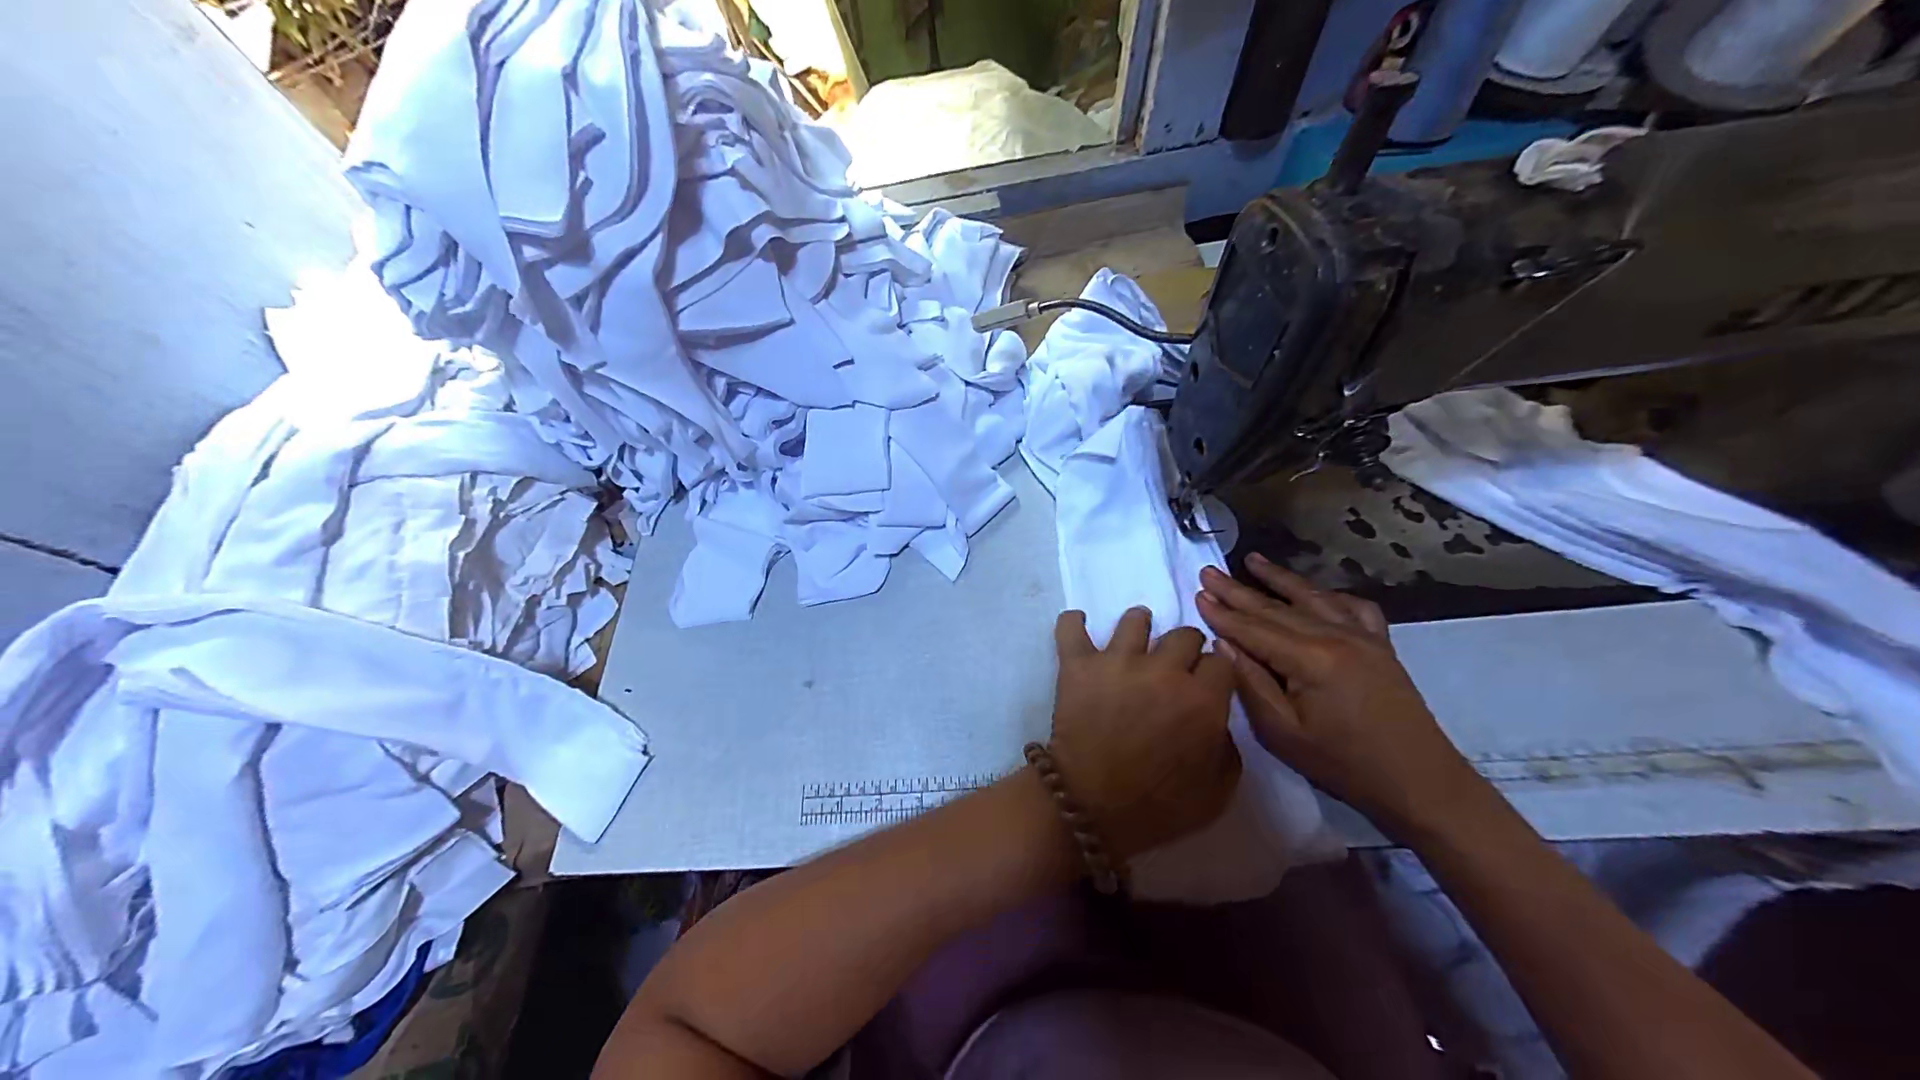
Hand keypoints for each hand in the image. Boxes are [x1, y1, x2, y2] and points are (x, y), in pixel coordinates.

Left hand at [1048, 607, 1240, 860]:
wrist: (1090, 807)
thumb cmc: (1158, 807)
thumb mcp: (1218, 791)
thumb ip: (1227, 747)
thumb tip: (1216, 720)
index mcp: (1202, 700)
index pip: (1221, 662)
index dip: (1215, 673)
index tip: (1207, 683)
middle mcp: (1163, 670)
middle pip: (1184, 635)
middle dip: (1185, 649)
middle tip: (1174, 666)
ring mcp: (1117, 662)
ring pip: (1135, 620)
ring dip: (1139, 627)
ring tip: (1135, 638)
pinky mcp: (1078, 665)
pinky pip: (1070, 627)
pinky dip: (1073, 623)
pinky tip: (1078, 624)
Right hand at [1195, 554, 1495, 843]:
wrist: (1420, 782)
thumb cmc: (1343, 764)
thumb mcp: (1282, 733)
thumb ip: (1250, 684)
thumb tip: (1224, 645)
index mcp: (1311, 659)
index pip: (1254, 629)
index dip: (1223, 613)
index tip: (1197, 594)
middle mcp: (1336, 636)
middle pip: (1277, 608)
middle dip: (1239, 590)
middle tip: (1209, 571)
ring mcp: (1363, 636)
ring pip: (1312, 599)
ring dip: (1279, 579)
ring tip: (1252, 560)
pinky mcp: (1381, 645)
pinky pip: (1352, 607)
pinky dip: (1329, 595)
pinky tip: (1315, 591)